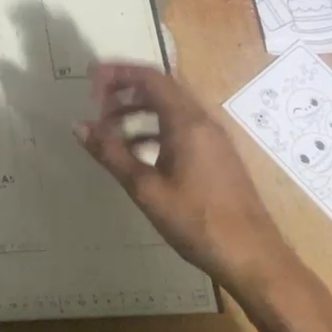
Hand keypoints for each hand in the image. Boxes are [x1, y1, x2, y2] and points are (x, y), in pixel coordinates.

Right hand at [74, 61, 297, 293]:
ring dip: (137, 109)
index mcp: (187, 123)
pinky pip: (180, 127)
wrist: (253, 258)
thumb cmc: (196, 221)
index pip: (150, 78)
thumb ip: (111, 152)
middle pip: (161, 87)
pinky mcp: (216, 157)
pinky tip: (136, 151)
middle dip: (125, 89)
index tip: (89, 82)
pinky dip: (153, 127)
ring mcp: (213, 139)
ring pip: (170, 108)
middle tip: (95, 104)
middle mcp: (203, 122)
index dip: (117, 74)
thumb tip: (79, 125)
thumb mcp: (145, 188)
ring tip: (109, 128)